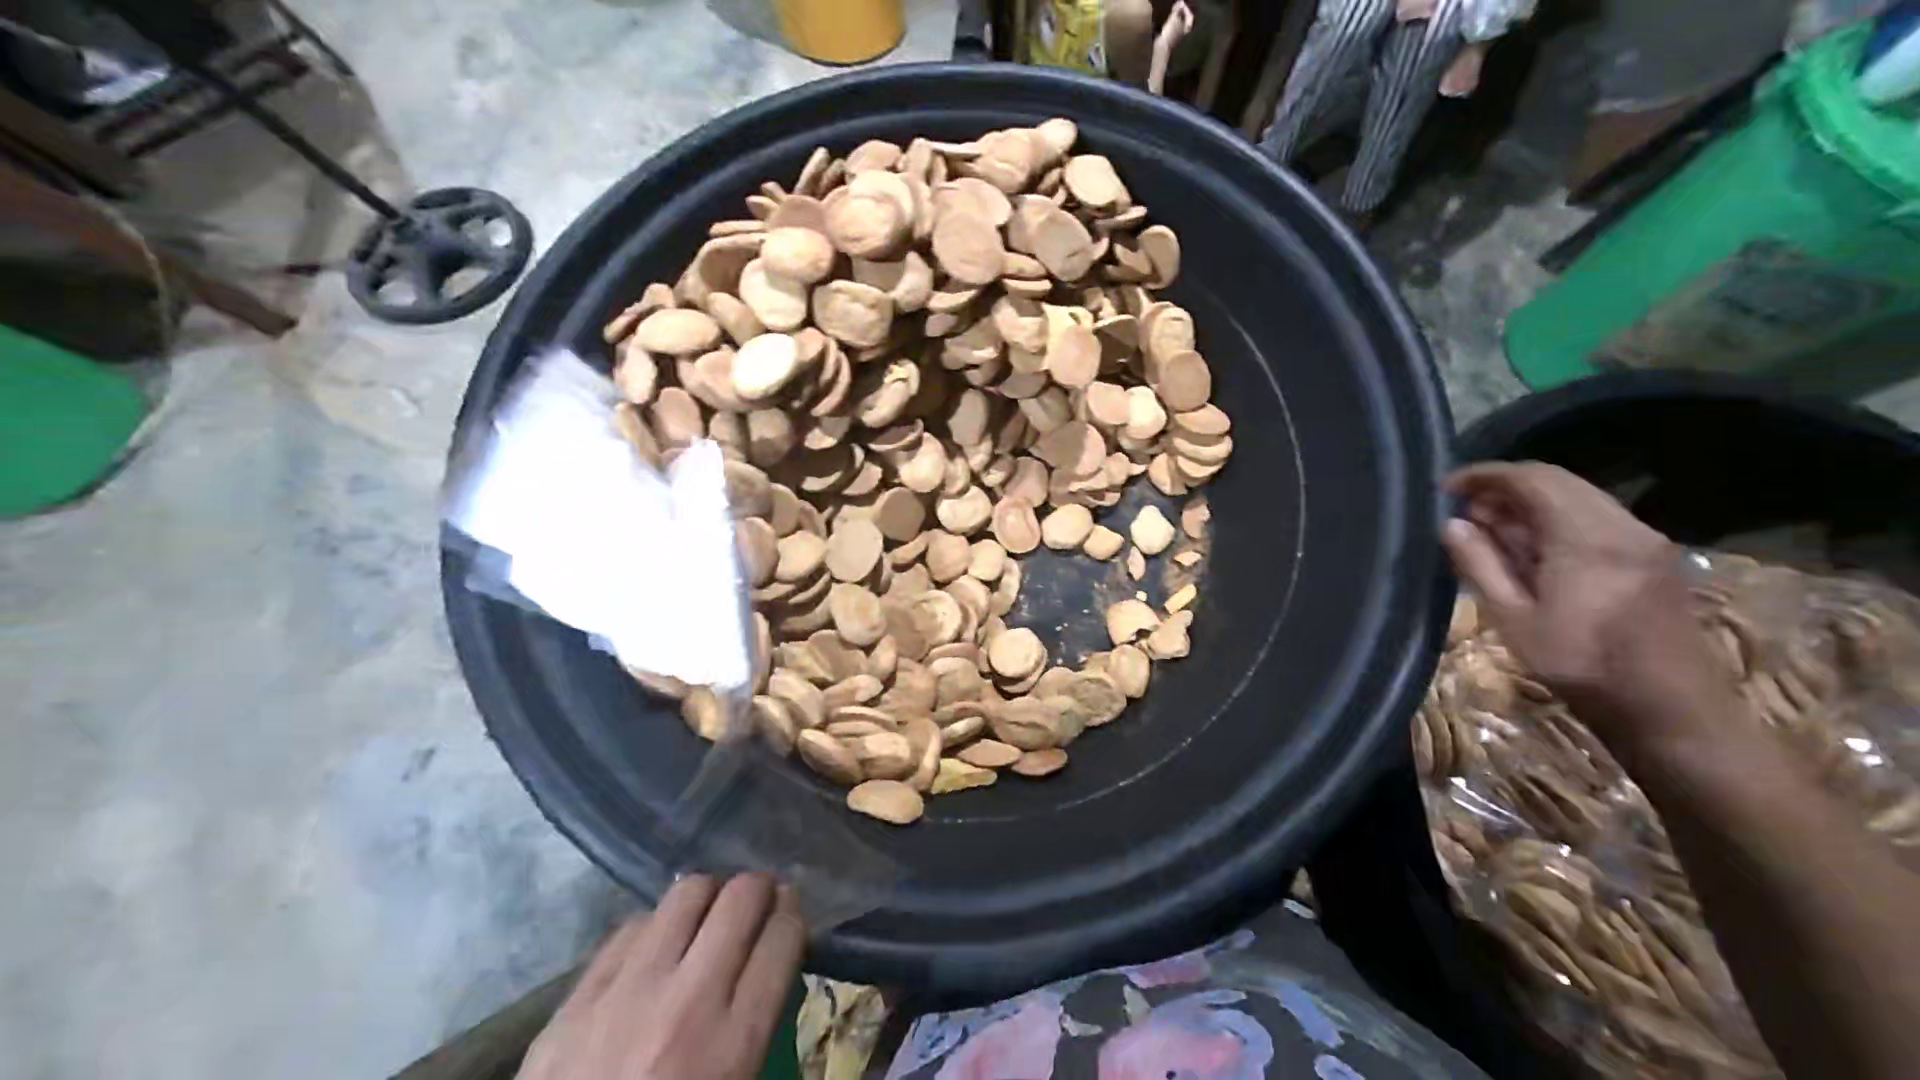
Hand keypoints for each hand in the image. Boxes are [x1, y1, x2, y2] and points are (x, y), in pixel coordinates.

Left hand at [518, 874, 804, 1079]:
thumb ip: (764, 1036)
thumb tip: (773, 966)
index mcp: (734, 1046)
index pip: (782, 939)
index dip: (794, 916)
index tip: (790, 915)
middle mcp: (686, 1005)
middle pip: (741, 899)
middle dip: (761, 890)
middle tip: (760, 903)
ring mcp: (625, 996)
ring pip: (686, 894)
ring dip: (709, 899)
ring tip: (708, 918)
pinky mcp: (574, 1003)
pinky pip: (630, 929)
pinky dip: (654, 931)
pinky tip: (655, 952)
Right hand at [1440, 462, 1728, 745]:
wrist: (1670, 708)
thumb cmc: (1581, 665)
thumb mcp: (1513, 618)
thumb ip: (1479, 564)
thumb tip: (1451, 524)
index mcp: (1587, 538)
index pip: (1532, 479)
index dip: (1485, 475)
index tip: (1446, 489)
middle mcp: (1623, 526)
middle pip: (1558, 481)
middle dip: (1505, 488)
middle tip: (1464, 513)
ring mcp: (1645, 540)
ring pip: (1578, 497)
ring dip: (1529, 504)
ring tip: (1490, 531)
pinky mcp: (1653, 557)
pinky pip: (1595, 517)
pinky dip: (1555, 519)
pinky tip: (1531, 549)